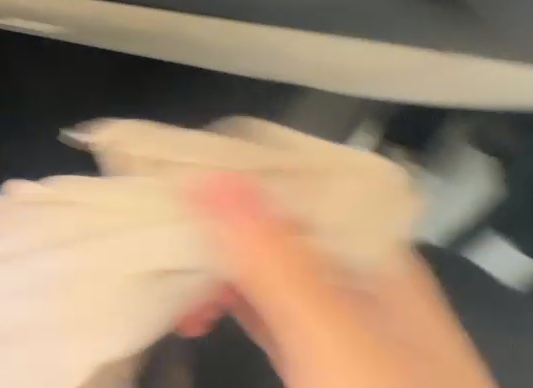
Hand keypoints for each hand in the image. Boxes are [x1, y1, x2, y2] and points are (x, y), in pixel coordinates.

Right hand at [179, 173, 497, 387]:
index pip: (302, 191)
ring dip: (207, 268)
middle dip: (210, 227)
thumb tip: (208, 171)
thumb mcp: (331, 337)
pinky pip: (256, 312)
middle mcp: (359, 289)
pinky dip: (218, 305)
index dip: (237, 173)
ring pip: (259, 272)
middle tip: (153, 228)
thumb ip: (272, 256)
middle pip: (273, 230)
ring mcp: (338, 331)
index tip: (174, 167)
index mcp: (378, 268)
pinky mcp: (314, 365)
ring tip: (164, 280)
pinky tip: (191, 316)